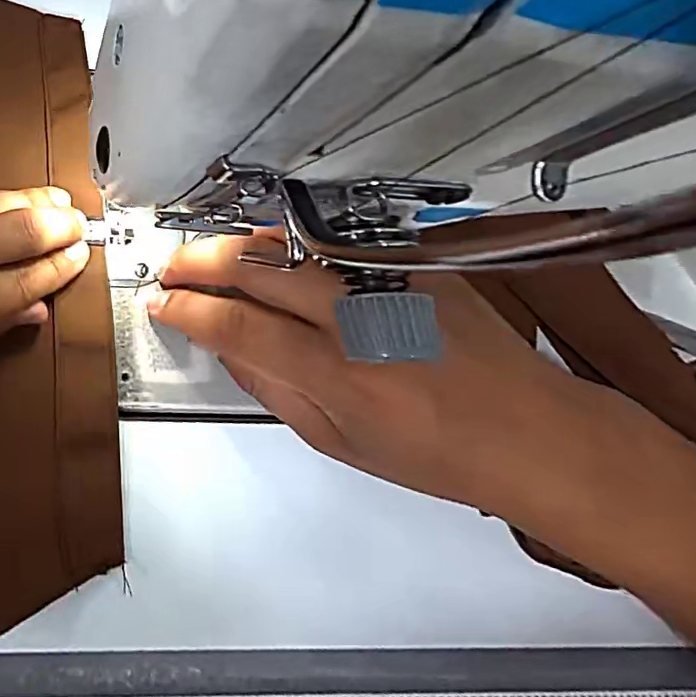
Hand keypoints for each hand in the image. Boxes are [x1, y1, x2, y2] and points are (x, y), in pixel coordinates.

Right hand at [145, 232, 622, 516]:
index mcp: (341, 374)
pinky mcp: (405, 262)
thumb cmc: (442, 452)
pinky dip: (281, 249)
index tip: (164, 305)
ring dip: (231, 248)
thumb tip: (226, 347)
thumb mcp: (338, 441)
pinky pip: (324, 246)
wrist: (531, 429)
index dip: (188, 309)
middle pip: (252, 266)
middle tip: (171, 271)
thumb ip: (271, 387)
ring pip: (283, 244)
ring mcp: (386, 280)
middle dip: (195, 262)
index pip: (237, 325)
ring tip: (204, 262)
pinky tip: (264, 259)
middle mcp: (362, 316)